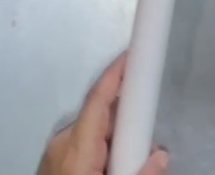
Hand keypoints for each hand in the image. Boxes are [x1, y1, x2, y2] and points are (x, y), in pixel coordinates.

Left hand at [38, 53, 169, 174]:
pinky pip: (85, 146)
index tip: (132, 51)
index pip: (97, 99)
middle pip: (99, 115)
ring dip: (114, 139)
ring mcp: (54, 154)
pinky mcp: (53, 165)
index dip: (115, 72)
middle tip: (146, 135)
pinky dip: (103, 150)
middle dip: (125, 118)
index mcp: (76, 149)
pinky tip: (114, 167)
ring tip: (129, 162)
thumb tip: (161, 154)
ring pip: (93, 132)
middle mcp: (61, 144)